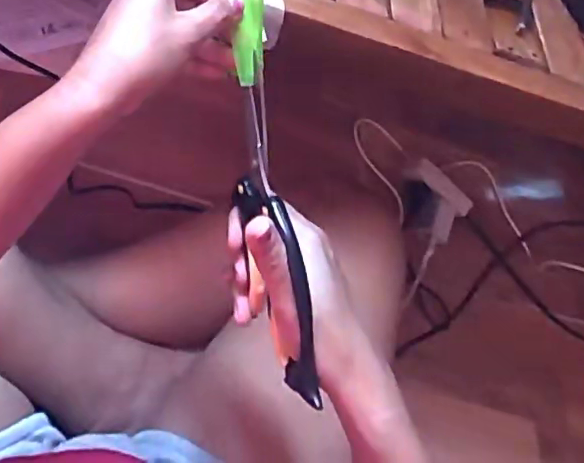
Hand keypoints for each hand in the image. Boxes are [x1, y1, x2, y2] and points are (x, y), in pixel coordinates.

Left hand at [68, 0, 241, 112]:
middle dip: (218, 28)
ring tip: (235, 66)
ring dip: (209, 47)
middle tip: (243, 45)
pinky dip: (190, 56)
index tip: (242, 18)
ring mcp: (138, 20)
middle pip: (189, 6)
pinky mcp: (136, 44)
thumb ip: (218, 13)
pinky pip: (168, 43)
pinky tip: (216, 74)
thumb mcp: (190, 30)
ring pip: (181, 28)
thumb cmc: (151, 49)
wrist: (103, 87)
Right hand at [228, 204, 373, 395]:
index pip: (265, 204)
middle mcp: (306, 245)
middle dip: (241, 255)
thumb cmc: (319, 338)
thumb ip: (270, 256)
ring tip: (244, 307)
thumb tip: (254, 219)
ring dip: (244, 278)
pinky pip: (267, 274)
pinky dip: (253, 289)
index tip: (233, 248)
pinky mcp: (300, 284)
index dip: (242, 219)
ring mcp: (303, 265)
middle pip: (258, 230)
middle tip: (239, 283)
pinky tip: (248, 313)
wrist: (350, 379)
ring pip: (258, 254)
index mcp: (305, 239)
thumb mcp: (287, 296)